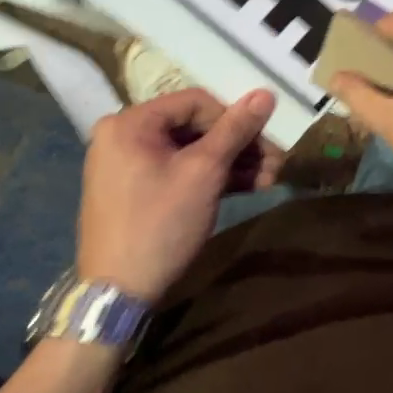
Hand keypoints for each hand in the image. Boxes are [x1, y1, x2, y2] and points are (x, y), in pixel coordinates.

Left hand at [76, 88, 280, 301]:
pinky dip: (211, 178)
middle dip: (239, 144)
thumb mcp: (204, 172)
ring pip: (191, 151)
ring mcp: (128, 166)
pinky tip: (248, 187)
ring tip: (270, 178)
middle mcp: (124, 137)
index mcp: (130, 124)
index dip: (234, 117)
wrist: (116, 298)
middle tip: (276, 160)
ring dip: (232, 163)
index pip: (195, 102)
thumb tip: (266, 93)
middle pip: (195, 127)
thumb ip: (235, 129)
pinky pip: (179, 171)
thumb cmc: (160, 224)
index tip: (264, 139)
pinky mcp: (137, 192)